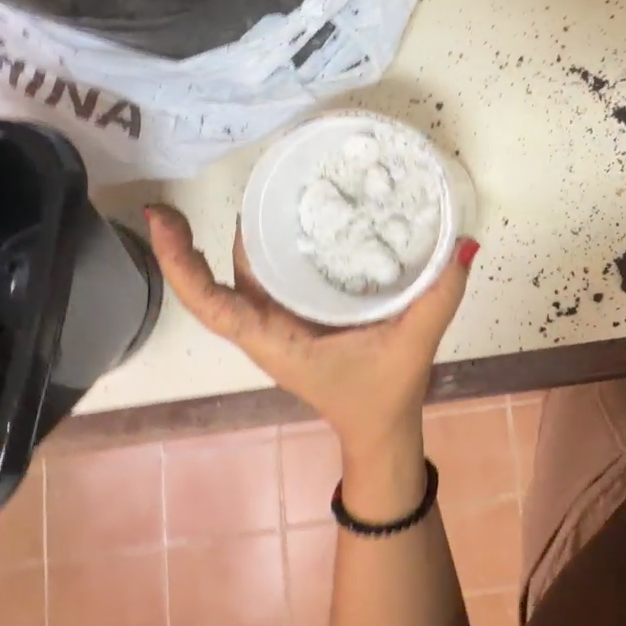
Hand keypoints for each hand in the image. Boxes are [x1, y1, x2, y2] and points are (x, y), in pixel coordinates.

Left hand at [142, 204, 477, 451]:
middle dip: (191, 242)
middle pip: (212, 283)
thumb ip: (440, 295)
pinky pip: (268, 279)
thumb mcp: (413, 343)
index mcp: (274, 339)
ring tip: (247, 195)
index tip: (160, 219)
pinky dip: (265, 248)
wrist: (381, 430)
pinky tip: (289, 220)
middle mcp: (265, 329)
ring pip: (238, 279)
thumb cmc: (383, 395)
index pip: (210, 301)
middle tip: (190, 196)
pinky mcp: (296, 318)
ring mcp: (277, 324)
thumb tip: (464, 241)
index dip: (178, 261)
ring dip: (231, 241)